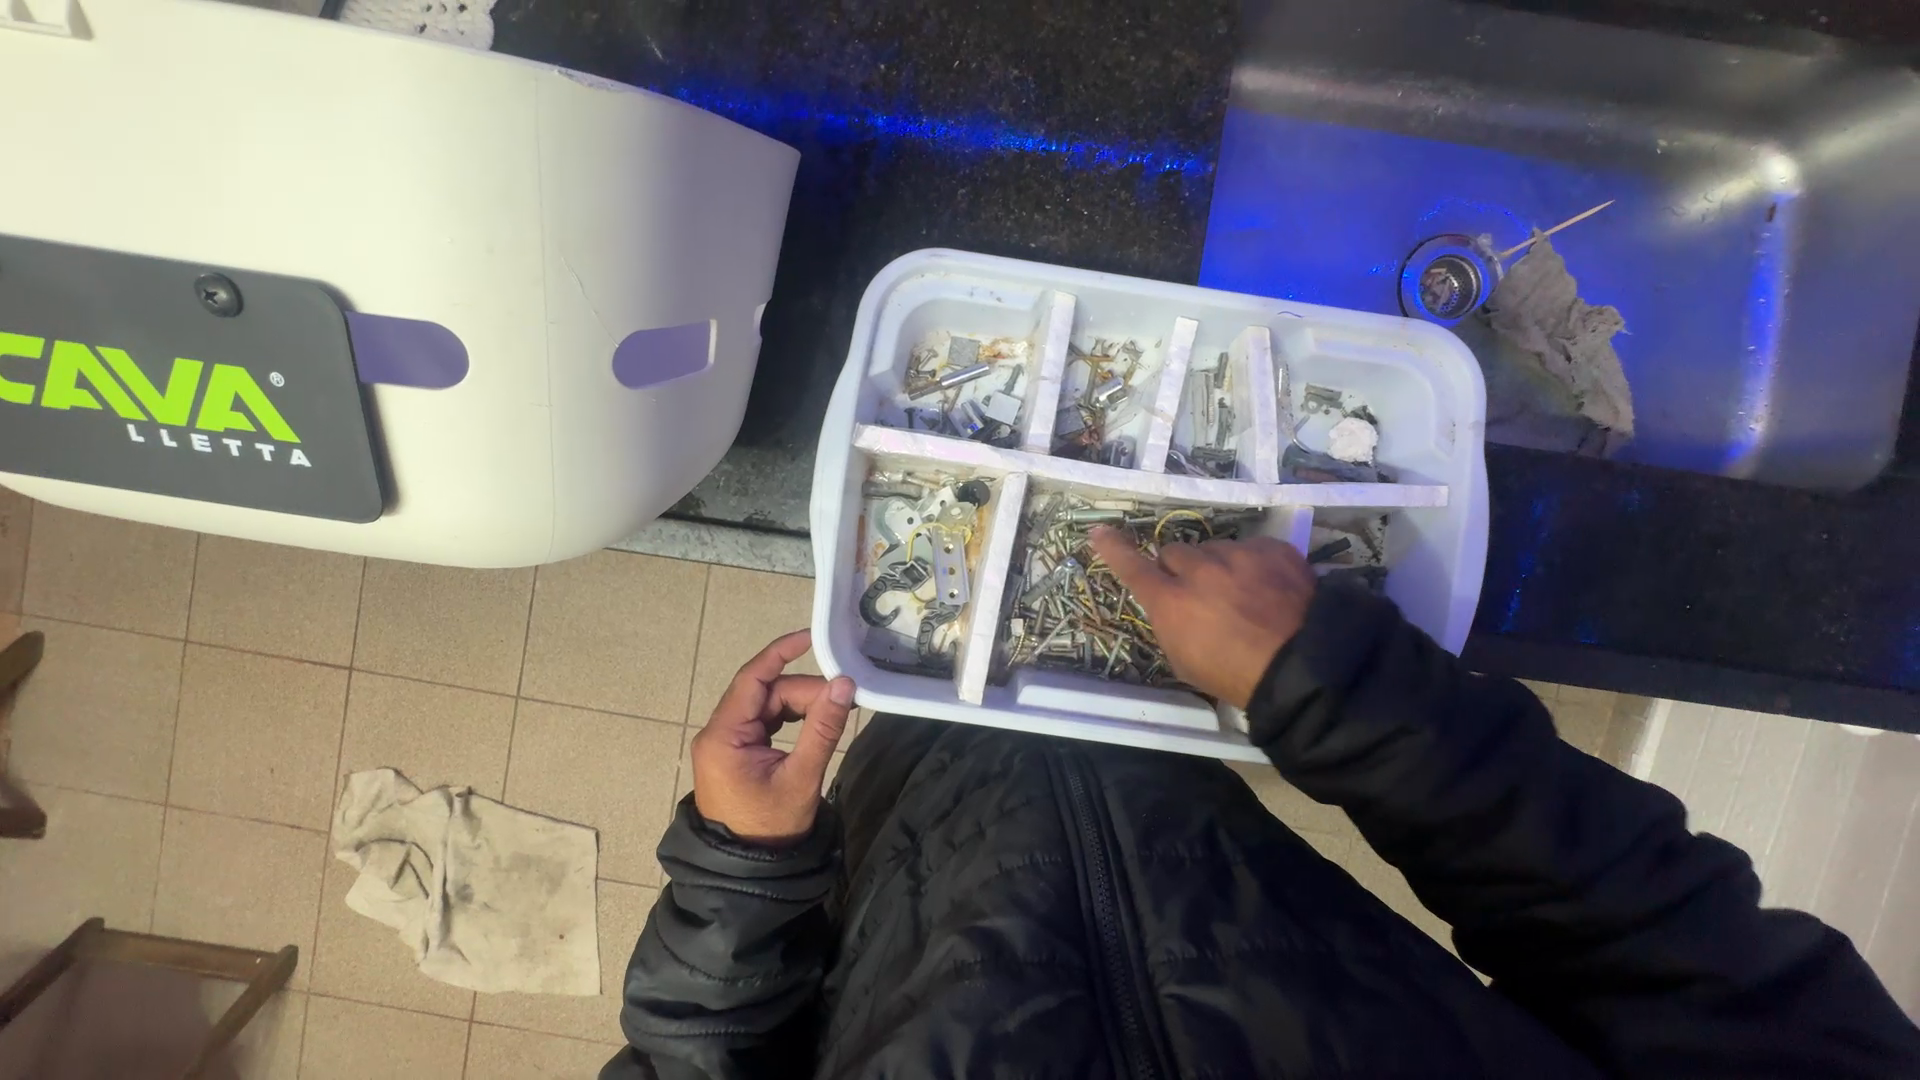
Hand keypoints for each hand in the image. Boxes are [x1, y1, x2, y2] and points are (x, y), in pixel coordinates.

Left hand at [690, 629, 855, 844]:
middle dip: (805, 691)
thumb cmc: (769, 828)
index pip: (752, 678)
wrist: (747, 873)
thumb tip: (845, 684)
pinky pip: (767, 721)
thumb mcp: (801, 777)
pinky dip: (793, 718)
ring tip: (836, 711)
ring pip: (769, 705)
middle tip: (843, 699)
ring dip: (801, 704)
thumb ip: (822, 728)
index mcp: (724, 735)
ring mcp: (728, 742)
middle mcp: (720, 732)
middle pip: (766, 692)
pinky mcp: (739, 752)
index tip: (812, 638)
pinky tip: (818, 721)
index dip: (781, 653)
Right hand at [1088, 527, 1314, 707]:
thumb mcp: (1184, 662)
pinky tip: (1269, 589)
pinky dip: (1254, 564)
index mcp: (1170, 602)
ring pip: (1215, 550)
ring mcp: (1238, 554)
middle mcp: (1199, 570)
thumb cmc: (1235, 676)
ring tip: (1245, 595)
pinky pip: (1252, 548)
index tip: (1100, 533)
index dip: (1114, 549)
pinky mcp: (1272, 548)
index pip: (1132, 567)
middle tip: (1199, 592)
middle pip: (1174, 553)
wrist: (1306, 667)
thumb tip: (1169, 606)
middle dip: (1180, 569)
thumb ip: (1169, 624)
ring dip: (1219, 567)